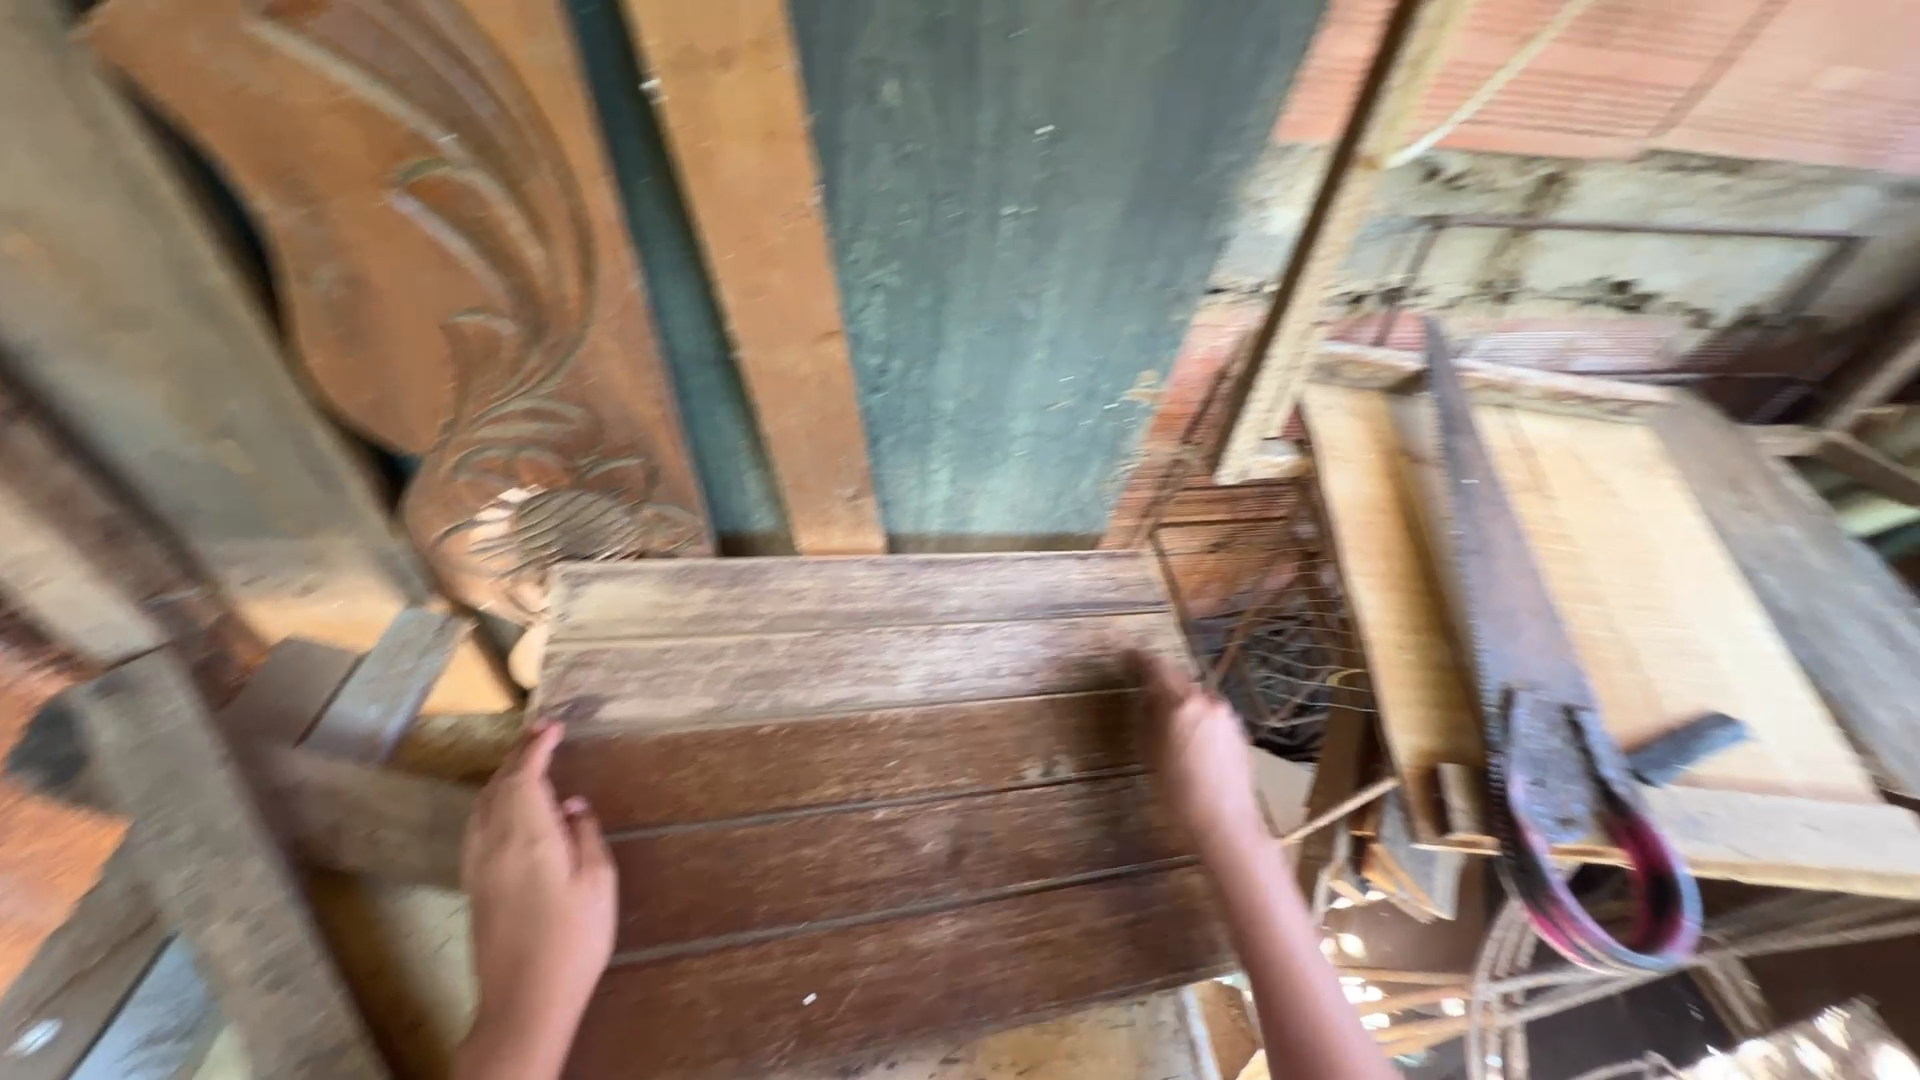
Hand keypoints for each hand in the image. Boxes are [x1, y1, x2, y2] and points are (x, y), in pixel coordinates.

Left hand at [455, 722, 615, 1078]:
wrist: (525, 1002)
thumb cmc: (574, 940)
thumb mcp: (598, 883)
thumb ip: (585, 836)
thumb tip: (573, 806)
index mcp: (528, 838)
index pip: (525, 777)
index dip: (536, 747)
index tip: (553, 726)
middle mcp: (495, 845)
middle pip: (498, 787)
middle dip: (518, 755)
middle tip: (542, 734)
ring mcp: (479, 867)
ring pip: (483, 806)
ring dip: (503, 777)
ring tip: (527, 762)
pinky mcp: (475, 886)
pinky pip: (478, 826)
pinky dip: (493, 801)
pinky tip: (509, 806)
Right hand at [1133, 652, 1265, 847]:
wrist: (1225, 823)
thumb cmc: (1177, 792)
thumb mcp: (1150, 752)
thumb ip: (1148, 717)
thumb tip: (1148, 698)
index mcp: (1181, 703)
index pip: (1156, 667)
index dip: (1138, 660)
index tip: (1126, 657)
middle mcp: (1206, 700)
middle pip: (1178, 677)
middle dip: (1159, 678)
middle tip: (1142, 684)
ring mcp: (1226, 715)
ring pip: (1196, 694)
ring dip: (1179, 696)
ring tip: (1165, 713)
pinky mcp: (1238, 731)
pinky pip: (1210, 711)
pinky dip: (1196, 712)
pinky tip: (1188, 734)